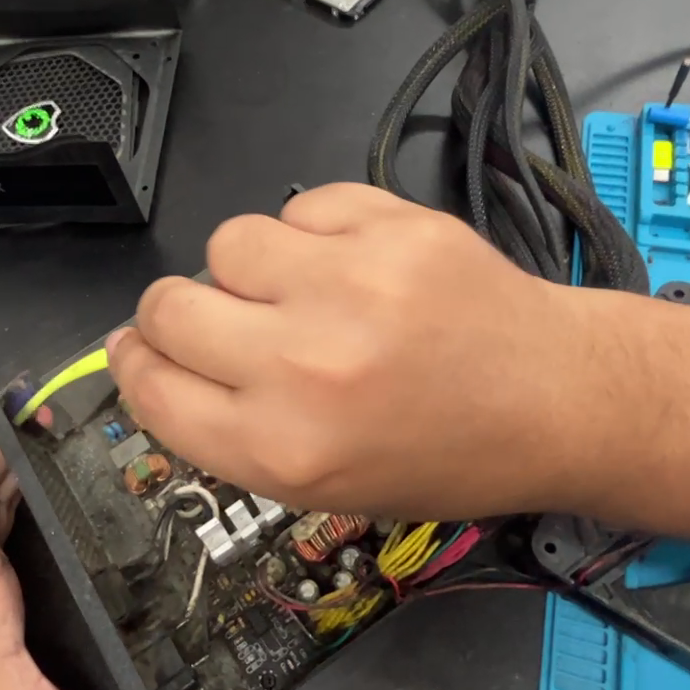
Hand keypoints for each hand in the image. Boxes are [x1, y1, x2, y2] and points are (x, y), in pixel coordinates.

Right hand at [105, 183, 628, 518]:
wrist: (555, 398)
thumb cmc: (436, 455)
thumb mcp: (317, 481)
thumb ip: (223, 425)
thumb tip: (147, 351)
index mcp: (281, 450)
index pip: (151, 390)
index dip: (135, 363)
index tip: (139, 349)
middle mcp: (303, 367)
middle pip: (168, 305)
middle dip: (177, 314)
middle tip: (225, 321)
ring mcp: (350, 286)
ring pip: (227, 242)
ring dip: (250, 269)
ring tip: (301, 289)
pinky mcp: (391, 226)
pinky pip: (299, 208)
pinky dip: (311, 234)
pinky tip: (353, 264)